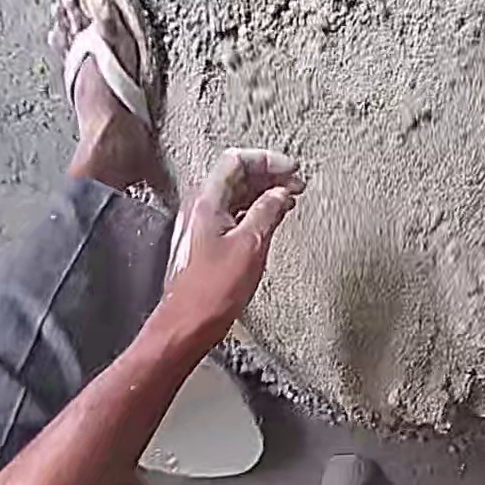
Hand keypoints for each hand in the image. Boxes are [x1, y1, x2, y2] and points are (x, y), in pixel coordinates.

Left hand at [155, 148, 305, 346]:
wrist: (188, 323)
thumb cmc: (212, 291)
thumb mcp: (251, 245)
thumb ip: (268, 212)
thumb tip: (282, 193)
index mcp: (207, 202)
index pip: (237, 160)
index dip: (268, 161)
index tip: (292, 170)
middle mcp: (202, 208)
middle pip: (238, 174)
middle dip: (270, 174)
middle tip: (296, 183)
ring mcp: (204, 224)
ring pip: (239, 193)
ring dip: (266, 192)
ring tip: (291, 198)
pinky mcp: (209, 240)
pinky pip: (237, 212)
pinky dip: (258, 209)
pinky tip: (274, 218)